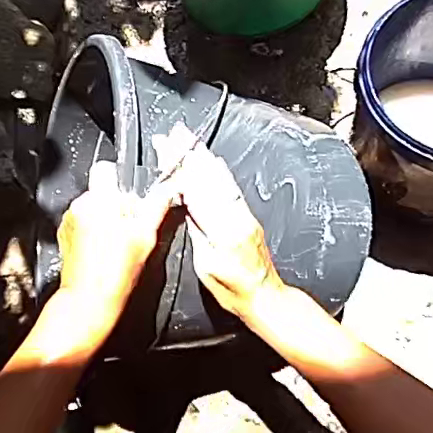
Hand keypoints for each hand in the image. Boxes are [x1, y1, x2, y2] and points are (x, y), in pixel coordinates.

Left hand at [56, 158, 175, 319]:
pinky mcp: (64, 235)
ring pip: (92, 208)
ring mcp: (69, 221)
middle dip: (117, 205)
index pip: (106, 168)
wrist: (88, 299)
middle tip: (130, 228)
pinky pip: (82, 223)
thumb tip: (168, 189)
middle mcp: (79, 206)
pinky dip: (93, 231)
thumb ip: (156, 206)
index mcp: (98, 200)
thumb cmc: (114, 272)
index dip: (121, 179)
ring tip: (117, 243)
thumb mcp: (145, 236)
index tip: (131, 197)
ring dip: (105, 218)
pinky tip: (104, 249)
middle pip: (102, 191)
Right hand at [154, 130, 281, 319]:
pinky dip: (221, 173)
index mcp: (222, 230)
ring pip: (222, 181)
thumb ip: (197, 233)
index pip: (196, 191)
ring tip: (190, 141)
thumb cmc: (233, 291)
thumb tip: (186, 207)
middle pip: (209, 179)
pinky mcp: (249, 218)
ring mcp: (245, 216)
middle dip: (190, 154)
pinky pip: (233, 189)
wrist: (266, 298)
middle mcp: (236, 217)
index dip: (179, 168)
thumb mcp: (205, 266)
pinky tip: (214, 162)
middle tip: (176, 134)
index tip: (166, 150)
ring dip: (204, 159)